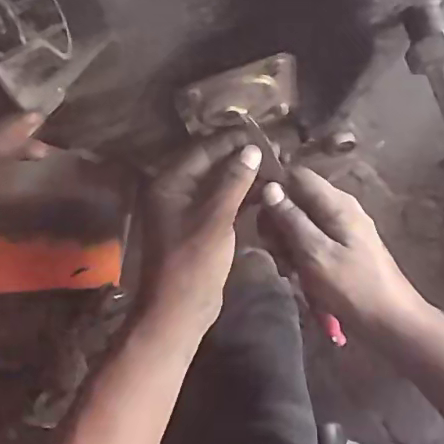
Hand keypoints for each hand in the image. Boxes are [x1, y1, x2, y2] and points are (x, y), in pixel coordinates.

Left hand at [139, 134, 264, 323]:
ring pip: (217, 184)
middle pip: (209, 164)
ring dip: (243, 176)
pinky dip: (239, 197)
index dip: (232, 141)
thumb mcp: (216, 218)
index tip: (262, 135)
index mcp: (169, 183)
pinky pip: (220, 203)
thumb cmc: (194, 262)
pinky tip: (264, 192)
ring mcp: (185, 210)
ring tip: (274, 168)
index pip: (203, 149)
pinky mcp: (198, 227)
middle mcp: (174, 191)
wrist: (180, 308)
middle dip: (240, 157)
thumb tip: (252, 150)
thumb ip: (233, 181)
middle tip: (273, 151)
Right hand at [257, 167, 426, 335]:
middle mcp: (340, 209)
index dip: (272, 188)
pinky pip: (312, 242)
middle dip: (278, 223)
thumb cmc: (353, 287)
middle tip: (276, 252)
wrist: (391, 321)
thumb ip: (291, 219)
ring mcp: (343, 229)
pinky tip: (298, 277)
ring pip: (301, 224)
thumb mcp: (315, 253)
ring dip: (286, 244)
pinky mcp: (342, 249)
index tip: (255, 213)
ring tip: (288, 270)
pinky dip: (300, 256)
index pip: (296, 175)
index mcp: (336, 203)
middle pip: (296, 200)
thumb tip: (269, 187)